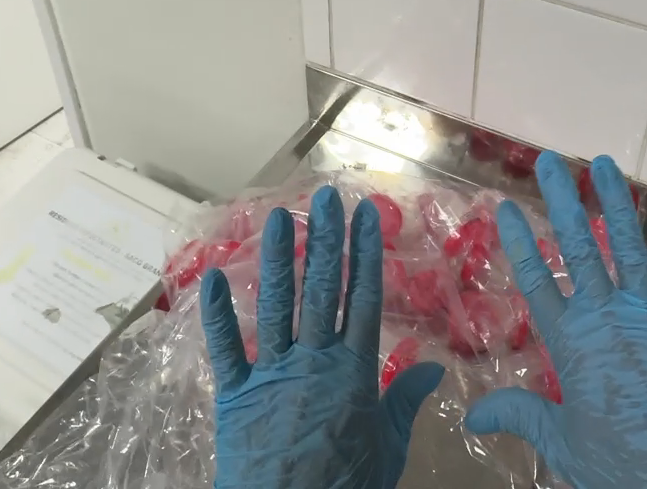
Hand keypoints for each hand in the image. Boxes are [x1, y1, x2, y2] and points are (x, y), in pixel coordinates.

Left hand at [201, 186, 445, 488]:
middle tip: (326, 196)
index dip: (366, 252)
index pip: (363, 296)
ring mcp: (272, 373)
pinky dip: (217, 314)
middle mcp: (314, 359)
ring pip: (277, 304)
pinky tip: (211, 277)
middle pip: (323, 288)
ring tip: (280, 216)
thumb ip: (405, 402)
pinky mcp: (236, 395)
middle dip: (327, 239)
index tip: (366, 215)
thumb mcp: (387, 449)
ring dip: (280, 258)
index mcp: (354, 369)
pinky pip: (226, 350)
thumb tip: (435, 367)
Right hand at [466, 153, 646, 488]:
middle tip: (548, 161)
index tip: (505, 206)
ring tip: (602, 162)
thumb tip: (471, 414)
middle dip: (562, 199)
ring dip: (615, 201)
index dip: (519, 241)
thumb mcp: (562, 444)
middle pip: (578, 247)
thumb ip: (518, 416)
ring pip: (627, 246)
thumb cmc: (622, 468)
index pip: (535, 279)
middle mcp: (606, 317)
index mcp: (571, 344)